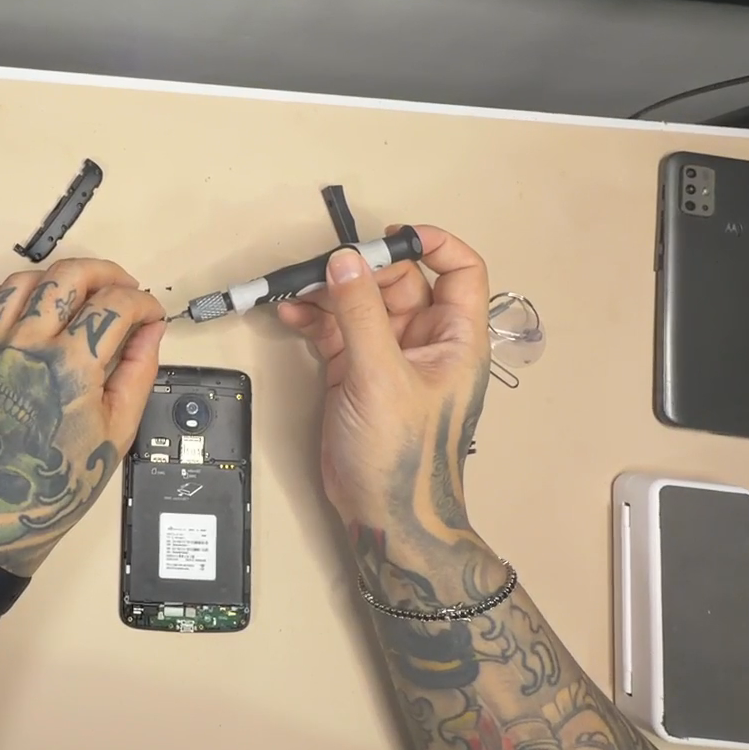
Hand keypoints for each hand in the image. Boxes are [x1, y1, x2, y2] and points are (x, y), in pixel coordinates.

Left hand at [0, 258, 165, 576]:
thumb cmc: (59, 479)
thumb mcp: (118, 430)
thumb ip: (139, 370)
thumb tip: (152, 328)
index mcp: (70, 368)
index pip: (116, 304)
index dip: (143, 302)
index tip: (150, 314)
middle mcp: (28, 346)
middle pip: (70, 274)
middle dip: (107, 273)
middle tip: (122, 289)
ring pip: (27, 278)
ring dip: (61, 278)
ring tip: (80, 296)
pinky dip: (16, 292)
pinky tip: (36, 307)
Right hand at [275, 225, 490, 532]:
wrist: (383, 512)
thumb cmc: (403, 454)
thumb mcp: (382, 377)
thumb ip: (360, 314)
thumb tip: (345, 261)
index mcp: (453, 338)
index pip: (458, 271)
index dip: (431, 244)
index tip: (388, 237)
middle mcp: (422, 341)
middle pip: (396, 283)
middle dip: (357, 271)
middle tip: (319, 270)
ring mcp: (386, 356)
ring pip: (359, 304)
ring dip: (327, 294)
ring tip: (294, 293)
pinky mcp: (354, 370)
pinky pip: (334, 329)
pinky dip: (312, 319)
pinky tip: (290, 315)